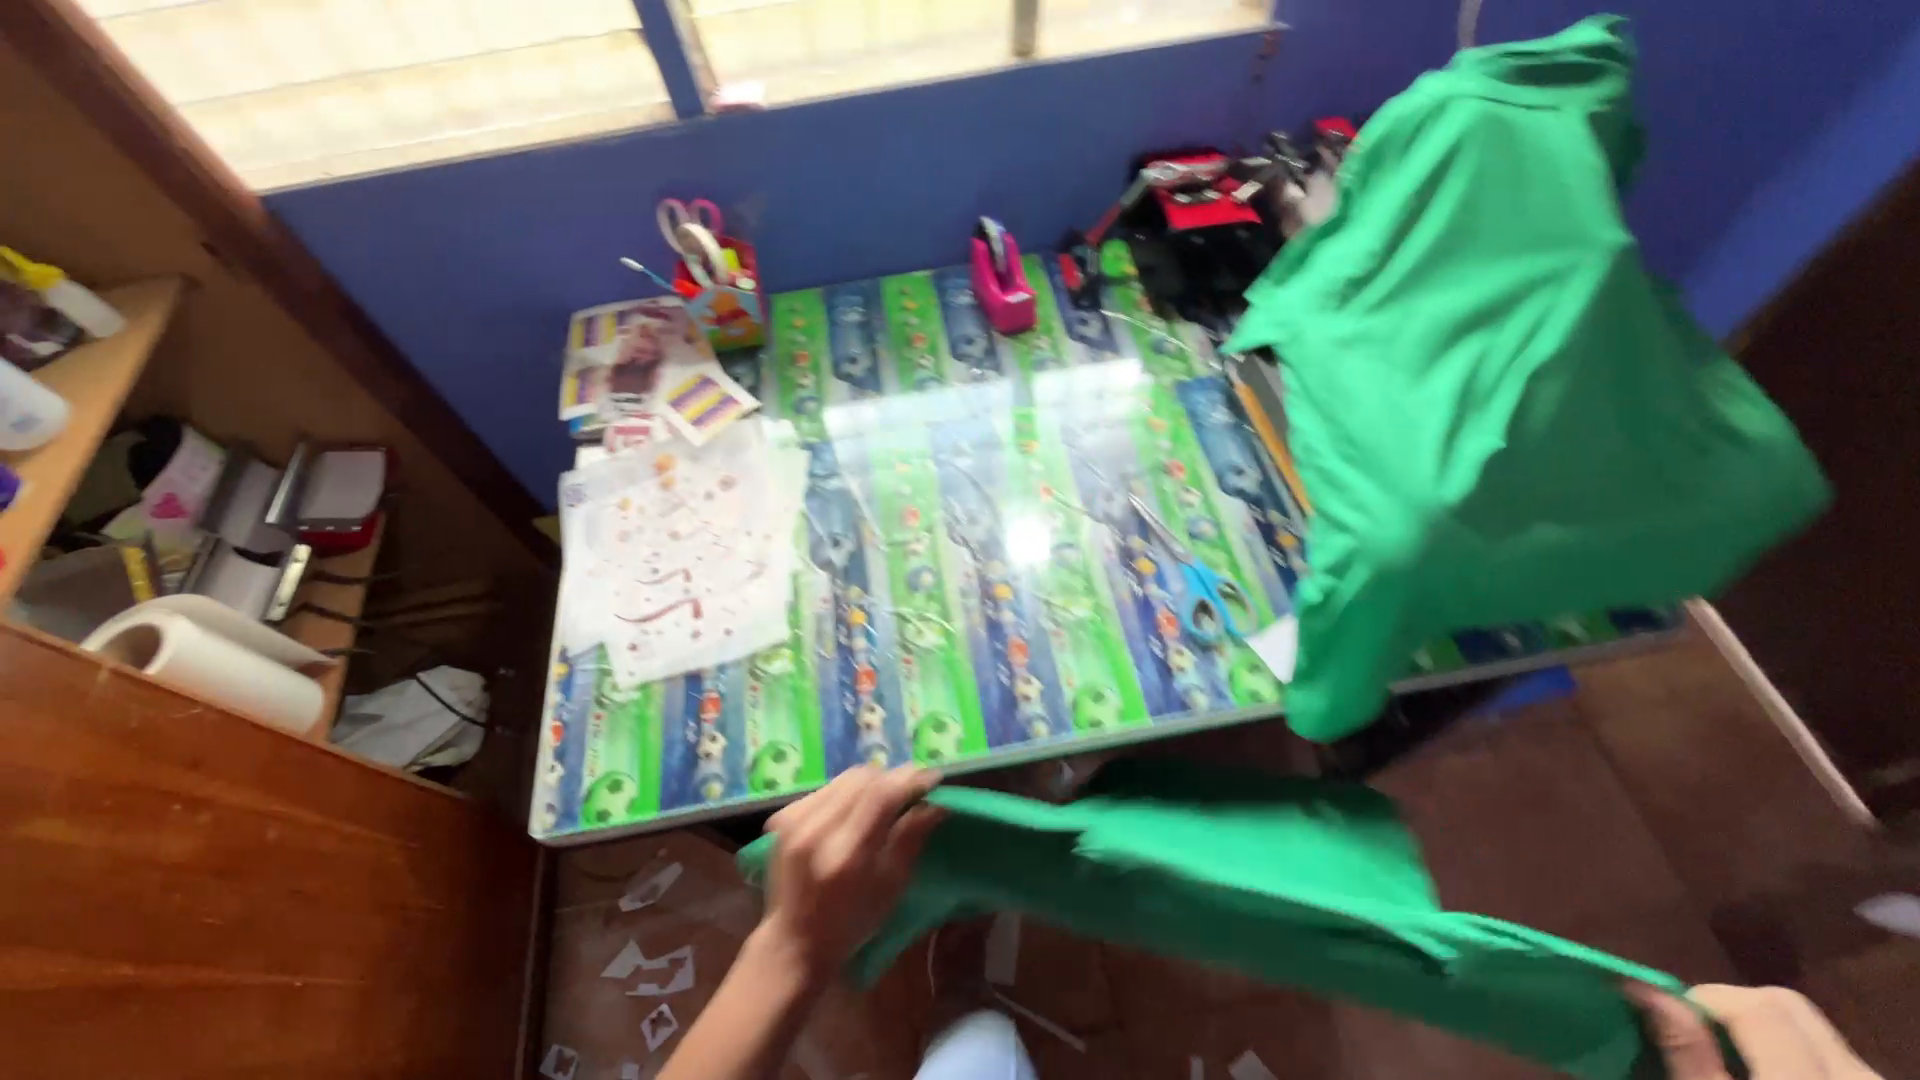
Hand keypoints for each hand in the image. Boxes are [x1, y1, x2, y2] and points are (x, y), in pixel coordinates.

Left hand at [754, 765, 943, 980]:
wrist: (795, 939)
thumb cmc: (852, 922)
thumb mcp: (891, 887)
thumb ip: (910, 839)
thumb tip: (935, 803)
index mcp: (846, 853)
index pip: (881, 795)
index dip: (910, 779)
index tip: (934, 776)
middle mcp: (816, 830)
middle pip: (863, 779)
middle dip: (893, 778)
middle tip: (913, 788)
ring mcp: (795, 822)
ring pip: (844, 778)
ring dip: (871, 782)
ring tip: (888, 796)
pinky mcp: (783, 819)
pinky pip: (826, 788)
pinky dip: (847, 791)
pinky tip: (856, 807)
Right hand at [1627, 982, 1880, 1078]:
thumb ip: (1686, 1052)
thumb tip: (1641, 986)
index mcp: (1805, 1078)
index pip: (1756, 1004)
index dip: (1704, 997)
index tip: (1669, 1014)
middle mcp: (1856, 1074)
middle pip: (1785, 1003)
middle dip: (1732, 1004)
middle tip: (1700, 1034)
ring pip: (1808, 1025)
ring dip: (1761, 1026)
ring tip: (1736, 1059)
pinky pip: (1831, 1051)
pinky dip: (1793, 1049)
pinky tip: (1773, 1071)